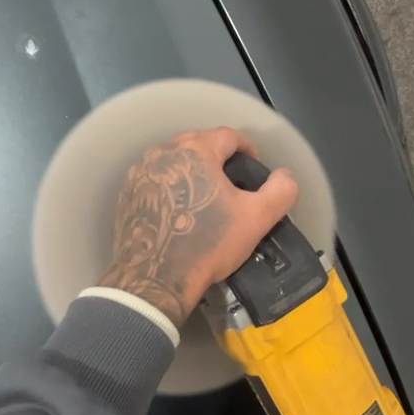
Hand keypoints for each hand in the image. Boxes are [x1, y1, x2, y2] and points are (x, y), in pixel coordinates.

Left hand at [96, 127, 298, 328]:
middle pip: (199, 145)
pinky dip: (172, 189)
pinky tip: (180, 212)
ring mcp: (141, 172)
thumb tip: (286, 176)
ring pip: (176, 162)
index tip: (254, 167)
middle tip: (232, 185)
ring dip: (193, 173)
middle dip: (219, 159)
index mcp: (196, 150)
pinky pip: (157, 181)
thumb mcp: (257, 219)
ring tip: (206, 199)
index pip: (229, 136)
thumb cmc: (207, 244)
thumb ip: (280, 191)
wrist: (153, 279)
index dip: (247, 149)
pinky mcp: (128, 194)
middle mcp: (164, 152)